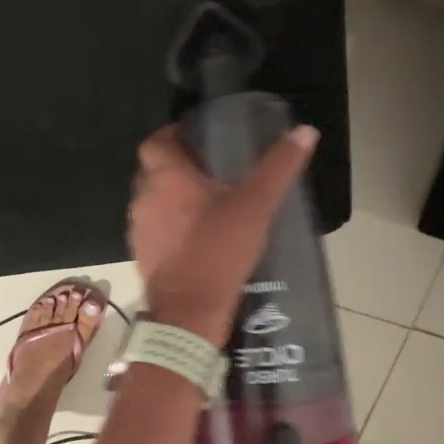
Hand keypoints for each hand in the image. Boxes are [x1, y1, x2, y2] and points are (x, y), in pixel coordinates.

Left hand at [126, 122, 318, 343]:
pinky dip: (169, 224)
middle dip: (175, 165)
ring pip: (151, 201)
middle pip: (151, 170)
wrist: (188, 311)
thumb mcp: (256, 206)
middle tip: (207, 166)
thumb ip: (278, 167)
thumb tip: (304, 131)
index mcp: (165, 178)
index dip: (172, 135)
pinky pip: (153, 228)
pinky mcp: (142, 255)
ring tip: (205, 199)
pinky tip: (196, 233)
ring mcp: (138, 229)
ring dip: (171, 196)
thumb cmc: (218, 252)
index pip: (155, 142)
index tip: (196, 136)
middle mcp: (144, 199)